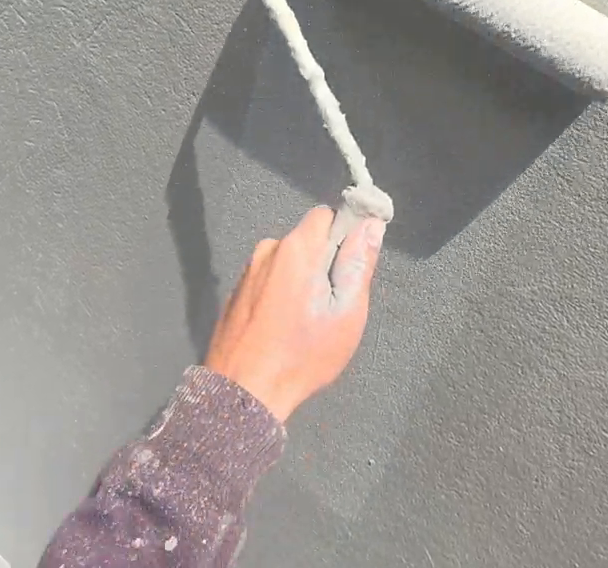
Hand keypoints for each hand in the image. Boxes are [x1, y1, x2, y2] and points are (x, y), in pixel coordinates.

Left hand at [204, 206, 384, 421]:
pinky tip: (281, 327)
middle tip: (329, 303)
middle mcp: (268, 249)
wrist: (242, 393)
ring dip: (300, 279)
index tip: (350, 264)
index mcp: (297, 248)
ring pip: (287, 261)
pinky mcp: (236, 291)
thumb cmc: (302, 355)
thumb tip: (372, 224)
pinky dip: (279, 293)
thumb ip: (359, 263)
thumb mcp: (346, 312)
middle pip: (306, 239)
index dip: (344, 234)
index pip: (326, 214)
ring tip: (304, 320)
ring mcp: (248, 270)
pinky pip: (268, 279)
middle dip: (322, 261)